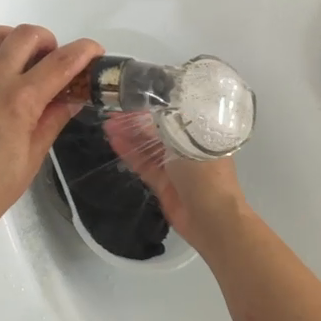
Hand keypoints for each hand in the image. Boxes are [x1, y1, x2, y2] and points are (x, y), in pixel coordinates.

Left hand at [0, 25, 102, 250]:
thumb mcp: (30, 160)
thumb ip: (51, 121)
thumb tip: (71, 99)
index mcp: (19, 101)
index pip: (61, 62)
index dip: (84, 51)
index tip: (95, 52)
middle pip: (26, 35)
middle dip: (49, 40)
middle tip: (54, 62)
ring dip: (13, 38)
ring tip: (22, 58)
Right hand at [106, 112, 251, 253]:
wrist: (212, 218)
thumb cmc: (206, 174)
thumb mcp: (183, 144)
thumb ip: (160, 130)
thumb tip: (140, 116)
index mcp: (200, 134)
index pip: (172, 116)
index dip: (151, 109)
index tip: (131, 101)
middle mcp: (187, 149)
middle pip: (158, 132)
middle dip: (136, 123)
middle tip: (113, 112)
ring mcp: (175, 167)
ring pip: (148, 148)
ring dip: (129, 136)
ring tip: (108, 124)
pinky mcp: (163, 185)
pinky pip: (144, 165)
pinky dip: (130, 154)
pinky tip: (115, 141)